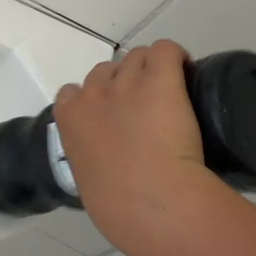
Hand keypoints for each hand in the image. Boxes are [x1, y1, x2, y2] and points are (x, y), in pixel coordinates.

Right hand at [54, 40, 223, 244]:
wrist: (149, 200)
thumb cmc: (116, 205)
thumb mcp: (88, 181)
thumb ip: (92, 162)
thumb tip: (108, 169)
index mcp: (69, 119)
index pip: (72, 92)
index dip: (94, 100)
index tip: (112, 115)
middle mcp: (93, 93)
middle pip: (105, 71)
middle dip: (122, 83)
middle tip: (144, 106)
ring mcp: (126, 83)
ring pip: (136, 57)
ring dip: (149, 70)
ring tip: (169, 92)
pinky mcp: (160, 79)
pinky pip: (165, 50)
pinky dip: (175, 57)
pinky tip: (186, 70)